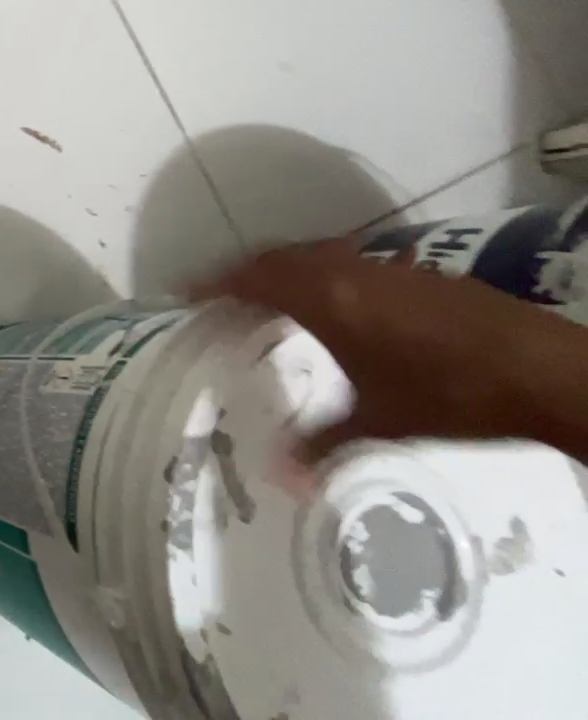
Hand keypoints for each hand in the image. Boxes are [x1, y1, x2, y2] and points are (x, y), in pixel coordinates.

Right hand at [193, 239, 587, 467]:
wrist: (558, 378)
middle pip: (280, 259)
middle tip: (222, 297)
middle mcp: (350, 274)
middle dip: (245, 274)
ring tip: (274, 301)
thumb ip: (322, 444)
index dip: (213, 285)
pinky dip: (329, 279)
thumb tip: (280, 479)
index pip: (250, 280)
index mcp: (324, 300)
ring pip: (320, 259)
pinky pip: (354, 267)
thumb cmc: (453, 397)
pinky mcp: (427, 278)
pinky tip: (340, 311)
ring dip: (290, 274)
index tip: (186, 295)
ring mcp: (392, 271)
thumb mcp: (381, 425)